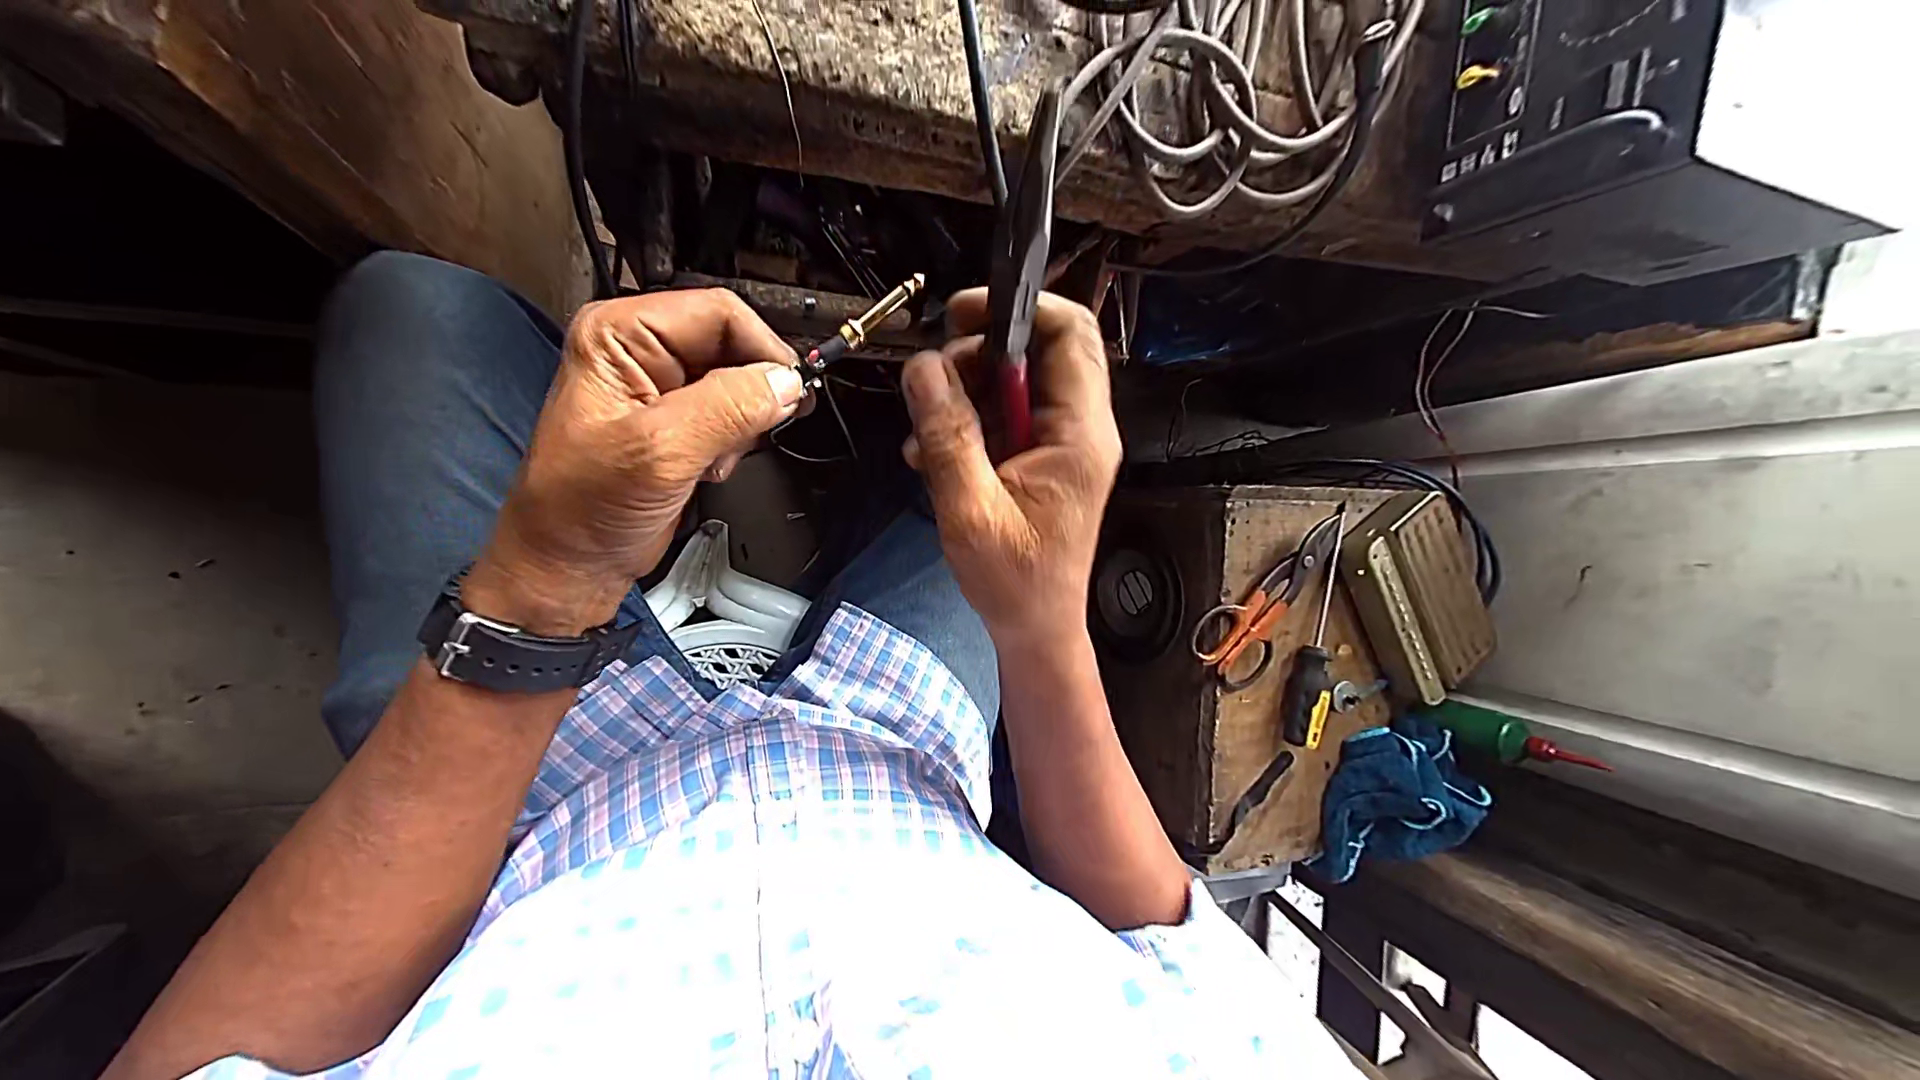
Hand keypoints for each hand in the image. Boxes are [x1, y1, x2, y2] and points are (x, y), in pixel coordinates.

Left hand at [464, 288, 804, 634]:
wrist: (574, 561)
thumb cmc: (580, 508)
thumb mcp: (659, 452)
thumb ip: (727, 409)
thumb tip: (785, 382)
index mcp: (620, 336)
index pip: (719, 313)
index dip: (762, 350)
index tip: (789, 389)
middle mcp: (643, 354)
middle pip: (735, 346)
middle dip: (754, 392)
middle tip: (757, 428)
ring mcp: (665, 390)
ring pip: (742, 383)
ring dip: (747, 423)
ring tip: (718, 455)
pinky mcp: (683, 422)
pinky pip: (736, 415)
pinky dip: (740, 441)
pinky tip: (714, 464)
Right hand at [902, 288, 1121, 643]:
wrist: (1034, 626)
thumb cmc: (1015, 583)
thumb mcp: (971, 510)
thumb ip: (947, 435)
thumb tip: (923, 370)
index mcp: (1079, 436)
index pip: (1068, 334)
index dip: (1017, 309)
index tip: (961, 315)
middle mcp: (1078, 431)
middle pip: (1036, 353)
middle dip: (976, 358)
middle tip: (933, 386)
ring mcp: (1059, 445)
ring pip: (1011, 384)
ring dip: (963, 396)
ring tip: (927, 436)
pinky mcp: (1039, 460)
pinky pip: (1002, 418)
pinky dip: (966, 424)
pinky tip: (935, 455)